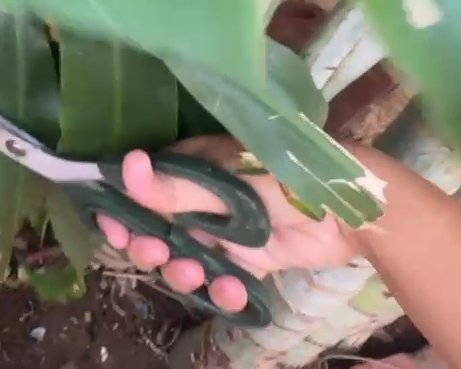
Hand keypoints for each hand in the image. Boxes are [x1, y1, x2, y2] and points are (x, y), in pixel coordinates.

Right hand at [93, 138, 363, 313]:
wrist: (347, 210)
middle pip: (151, 226)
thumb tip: (125, 166)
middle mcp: (193, 198)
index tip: (113, 229)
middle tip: (154, 252)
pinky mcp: (246, 259)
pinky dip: (221, 291)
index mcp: (181, 167)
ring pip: (181, 256)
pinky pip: (220, 279)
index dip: (118, 208)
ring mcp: (218, 230)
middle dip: (147, 244)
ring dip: (180, 270)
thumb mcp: (222, 180)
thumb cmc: (277, 177)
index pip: (134, 186)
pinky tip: (232, 294)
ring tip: (196, 275)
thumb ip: (173, 185)